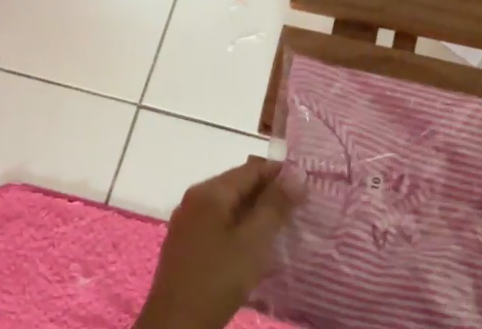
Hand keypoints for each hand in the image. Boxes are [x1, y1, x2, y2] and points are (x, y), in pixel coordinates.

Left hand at [135, 156, 303, 328]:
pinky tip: (255, 248)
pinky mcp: (186, 245)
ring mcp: (187, 222)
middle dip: (269, 195)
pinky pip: (219, 225)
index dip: (281, 174)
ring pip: (229, 207)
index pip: (252, 168)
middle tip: (298, 211)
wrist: (174, 327)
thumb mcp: (254, 242)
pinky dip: (239, 229)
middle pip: (240, 185)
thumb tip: (297, 173)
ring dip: (256, 214)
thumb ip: (276, 205)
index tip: (307, 188)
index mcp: (210, 191)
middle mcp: (195, 199)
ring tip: (282, 230)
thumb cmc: (217, 279)